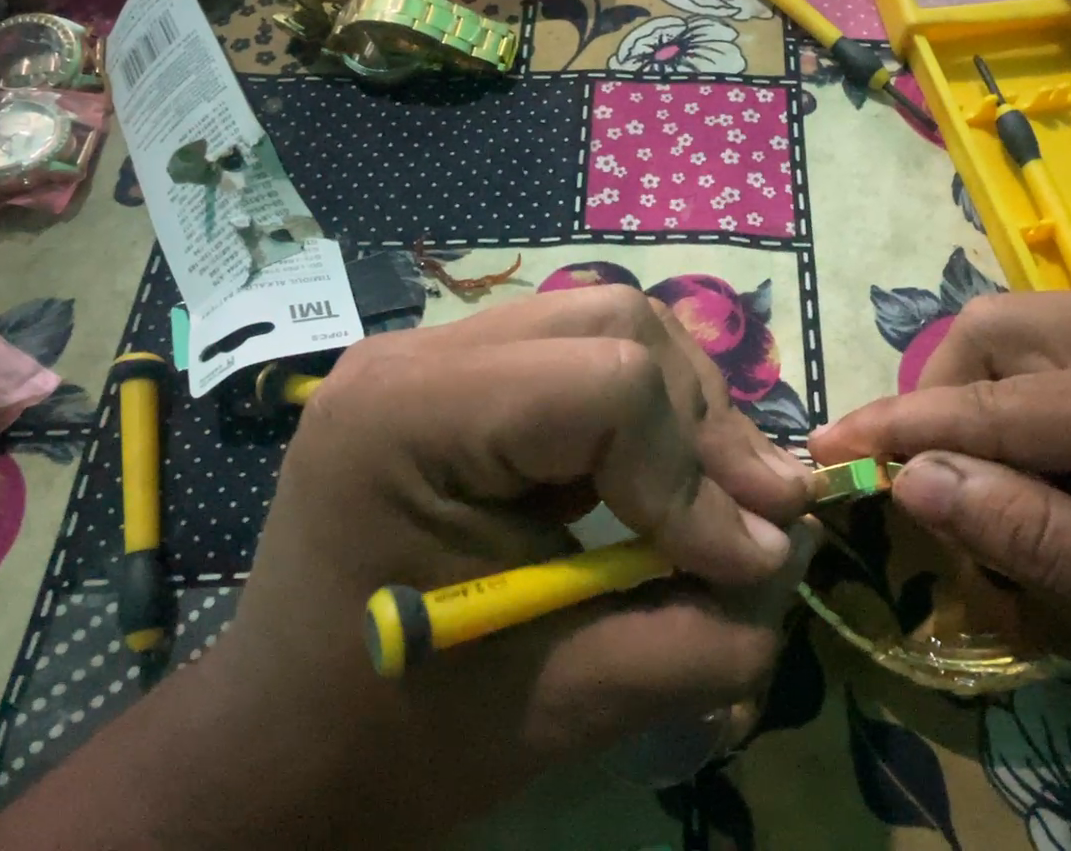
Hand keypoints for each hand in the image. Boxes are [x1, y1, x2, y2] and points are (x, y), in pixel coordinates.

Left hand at [207, 286, 817, 836]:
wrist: (286, 744)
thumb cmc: (396, 737)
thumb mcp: (563, 704)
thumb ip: (701, 638)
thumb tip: (784, 558)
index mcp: (407, 417)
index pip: (607, 384)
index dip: (694, 471)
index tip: (741, 560)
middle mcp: (414, 355)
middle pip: (616, 325)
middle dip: (701, 422)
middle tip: (754, 511)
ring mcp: (430, 357)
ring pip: (606, 327)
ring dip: (679, 412)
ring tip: (718, 497)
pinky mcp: (455, 381)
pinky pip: (578, 359)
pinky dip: (640, 416)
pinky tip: (656, 479)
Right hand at [811, 293, 1070, 766]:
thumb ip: (1042, 541)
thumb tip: (914, 478)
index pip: (1006, 401)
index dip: (903, 427)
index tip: (823, 449)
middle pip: (1005, 329)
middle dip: (938, 402)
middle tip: (928, 489)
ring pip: (1027, 328)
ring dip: (976, 399)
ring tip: (982, 486)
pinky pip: (1066, 350)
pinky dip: (1020, 401)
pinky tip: (1041, 468)